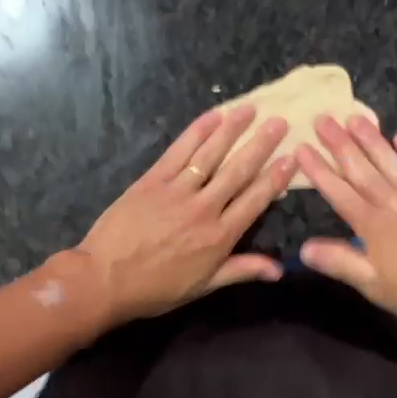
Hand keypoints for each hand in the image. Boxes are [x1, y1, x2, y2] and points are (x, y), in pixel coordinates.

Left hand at [73, 105, 297, 324]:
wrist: (104, 280)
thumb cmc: (155, 288)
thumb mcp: (203, 286)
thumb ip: (242, 270)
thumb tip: (280, 269)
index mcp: (219, 236)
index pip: (255, 200)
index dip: (276, 178)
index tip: (292, 157)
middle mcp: (204, 208)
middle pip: (238, 170)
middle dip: (261, 145)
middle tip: (280, 123)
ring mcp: (177, 191)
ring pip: (211, 154)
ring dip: (232, 129)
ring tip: (250, 109)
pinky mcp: (153, 180)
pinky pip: (179, 151)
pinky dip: (197, 131)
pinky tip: (213, 115)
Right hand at [294, 115, 396, 328]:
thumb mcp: (375, 286)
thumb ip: (340, 263)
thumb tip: (303, 247)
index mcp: (374, 227)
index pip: (340, 193)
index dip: (319, 171)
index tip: (301, 147)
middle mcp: (396, 205)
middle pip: (363, 171)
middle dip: (340, 145)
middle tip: (322, 119)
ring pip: (393, 164)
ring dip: (373, 141)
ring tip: (354, 118)